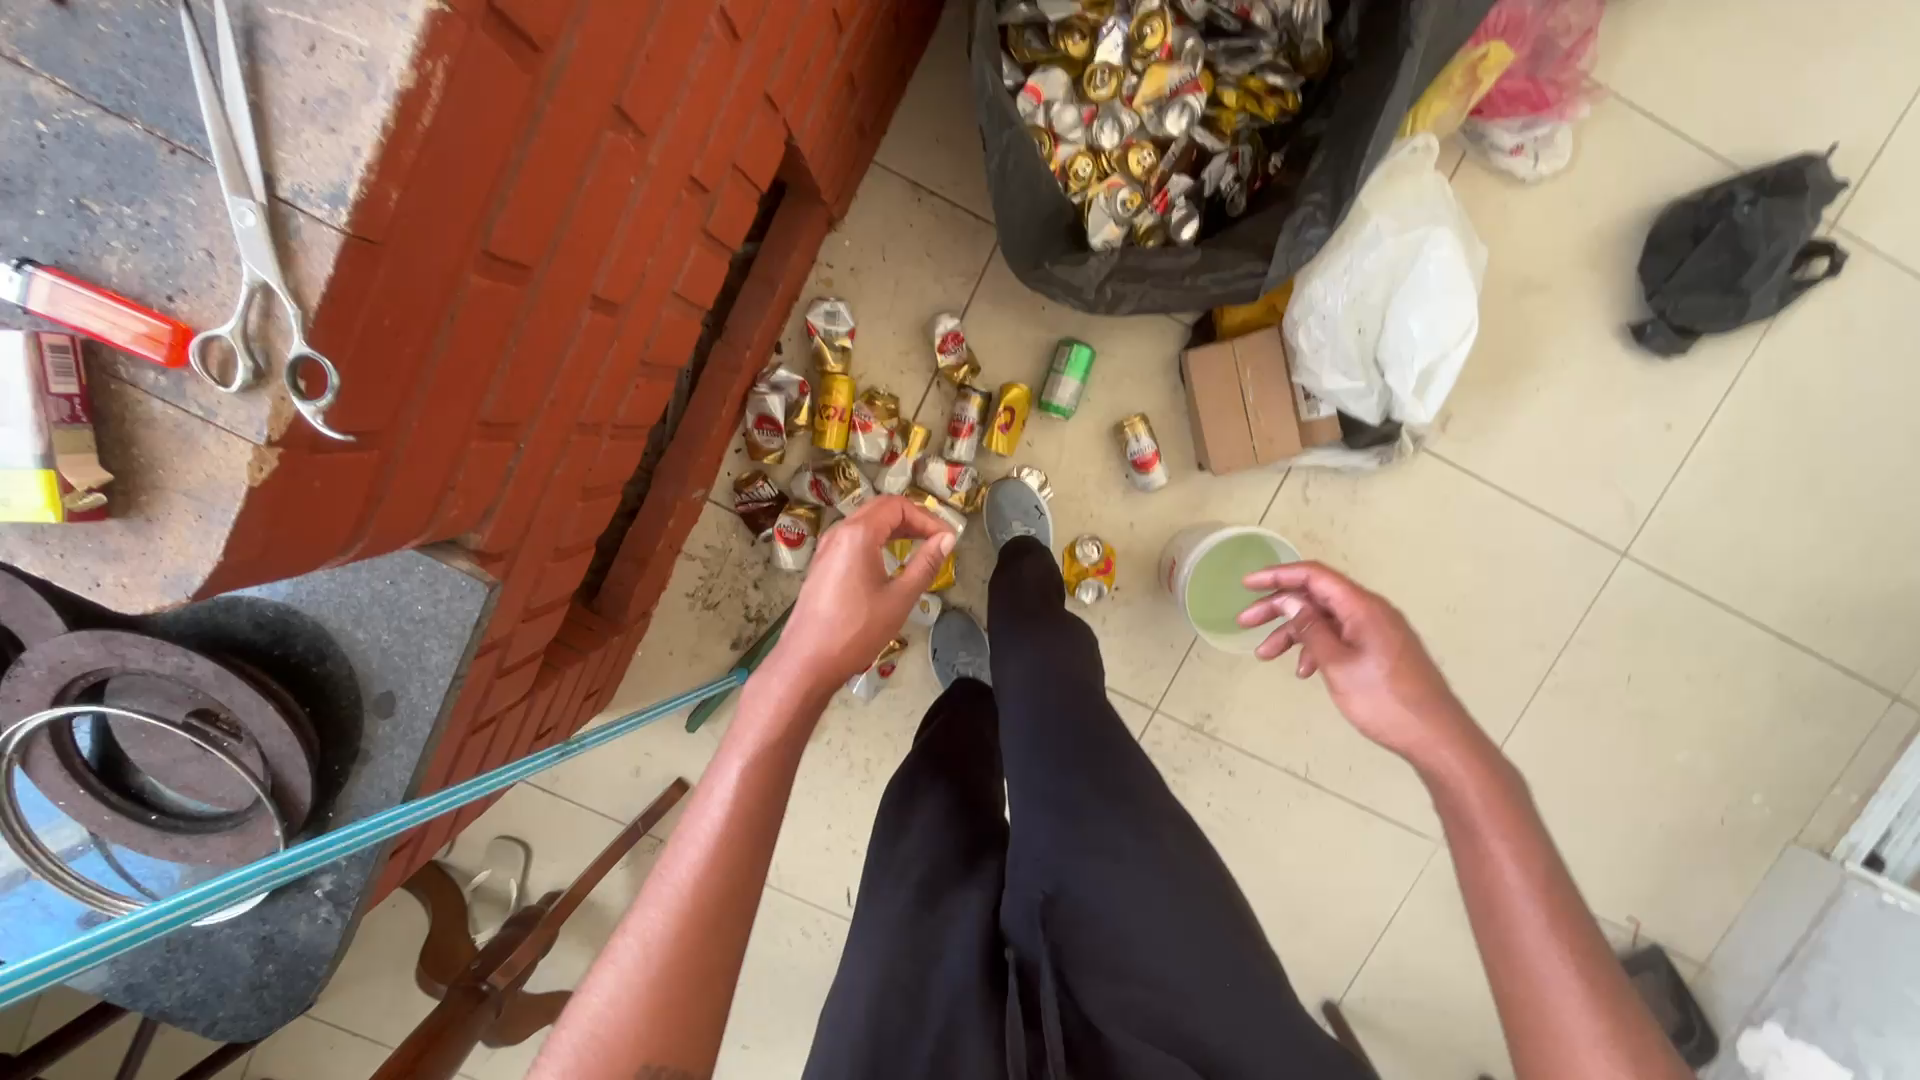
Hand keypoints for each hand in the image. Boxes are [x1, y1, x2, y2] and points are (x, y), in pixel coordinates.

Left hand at [762, 495, 955, 698]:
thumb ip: (926, 564)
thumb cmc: (857, 630)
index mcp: (858, 534)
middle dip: (912, 519)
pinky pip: (853, 540)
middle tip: (937, 539)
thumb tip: (947, 540)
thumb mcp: (899, 598)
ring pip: (866, 523)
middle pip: (880, 509)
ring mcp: (827, 548)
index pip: (897, 506)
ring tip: (919, 547)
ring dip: (895, 529)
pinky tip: (890, 561)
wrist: (808, 661)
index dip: (927, 517)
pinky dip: (877, 541)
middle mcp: (839, 533)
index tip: (946, 537)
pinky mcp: (822, 564)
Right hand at [1238, 561, 1481, 766]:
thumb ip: (1310, 628)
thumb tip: (1289, 600)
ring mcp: (1376, 630)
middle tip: (1245, 622)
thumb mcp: (1336, 664)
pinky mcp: (1379, 649)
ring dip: (1293, 633)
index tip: (1247, 584)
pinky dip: (1316, 648)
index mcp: (1362, 607)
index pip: (1314, 576)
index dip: (1277, 575)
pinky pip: (1339, 637)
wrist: (1436, 736)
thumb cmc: (1383, 699)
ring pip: (1324, 620)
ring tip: (1265, 655)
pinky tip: (1303, 671)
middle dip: (1278, 607)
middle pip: (1316, 597)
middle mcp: (1370, 611)